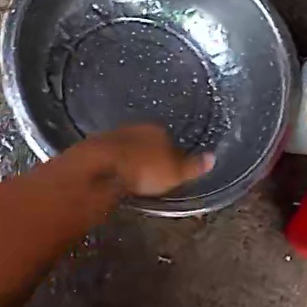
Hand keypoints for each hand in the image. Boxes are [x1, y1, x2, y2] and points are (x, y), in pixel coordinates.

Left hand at [83, 124, 213, 196]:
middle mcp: (135, 128)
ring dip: (129, 160)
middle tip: (151, 174)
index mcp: (157, 130)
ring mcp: (113, 136)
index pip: (169, 140)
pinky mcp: (94, 149)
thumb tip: (212, 158)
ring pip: (126, 148)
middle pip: (146, 142)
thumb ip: (193, 166)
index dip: (171, 155)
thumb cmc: (144, 169)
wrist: (100, 167)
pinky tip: (113, 178)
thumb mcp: (176, 173)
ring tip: (132, 179)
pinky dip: (112, 166)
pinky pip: (109, 157)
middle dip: (148, 155)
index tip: (170, 169)